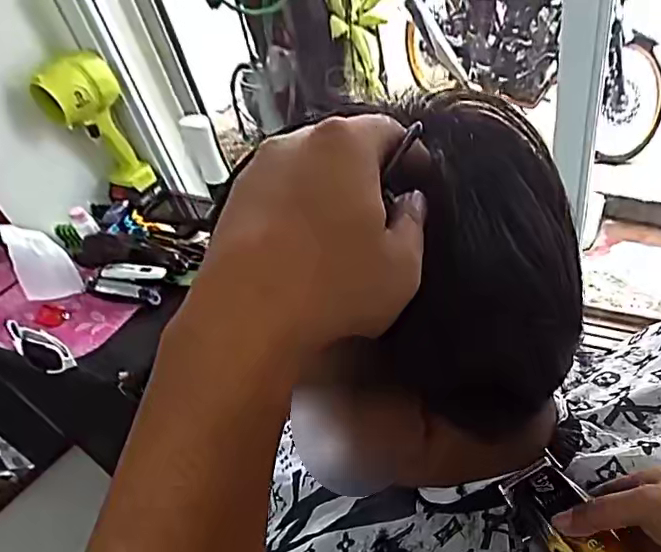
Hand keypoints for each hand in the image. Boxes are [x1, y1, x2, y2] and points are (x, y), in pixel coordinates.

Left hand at [174, 115, 427, 386]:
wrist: (251, 314)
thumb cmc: (329, 287)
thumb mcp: (403, 267)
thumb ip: (415, 226)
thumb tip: (412, 209)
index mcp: (346, 146)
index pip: (390, 129)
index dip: (413, 156)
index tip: (421, 179)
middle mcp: (298, 144)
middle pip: (346, 149)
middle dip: (370, 180)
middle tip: (387, 223)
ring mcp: (261, 169)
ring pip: (311, 174)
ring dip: (332, 201)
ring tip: (347, 249)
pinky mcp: (239, 201)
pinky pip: (283, 200)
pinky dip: (301, 220)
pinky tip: (313, 260)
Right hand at [554, 469, 660, 551]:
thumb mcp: (647, 503)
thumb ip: (602, 513)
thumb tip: (560, 520)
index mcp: (640, 488)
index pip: (598, 499)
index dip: (575, 514)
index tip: (551, 534)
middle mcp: (643, 518)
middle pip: (602, 533)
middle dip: (581, 549)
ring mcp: (652, 548)